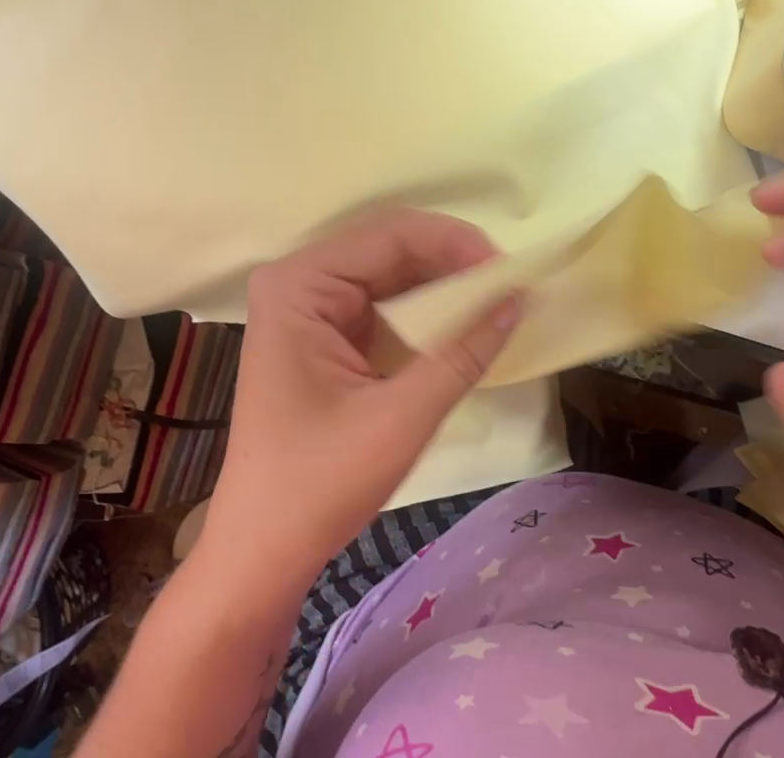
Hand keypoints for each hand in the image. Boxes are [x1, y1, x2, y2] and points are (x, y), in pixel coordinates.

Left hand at [199, 210, 521, 580]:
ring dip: (441, 290)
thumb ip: (463, 352)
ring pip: (388, 278)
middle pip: (388, 250)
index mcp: (299, 285)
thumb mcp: (402, 416)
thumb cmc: (320, 483)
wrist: (264, 548)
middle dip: (451, 265)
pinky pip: (380, 309)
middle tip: (511, 288)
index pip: (390, 235)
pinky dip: (422, 317)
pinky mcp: (319, 339)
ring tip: (496, 305)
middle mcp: (296, 283)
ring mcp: (305, 311)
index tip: (512, 272)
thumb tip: (519, 299)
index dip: (456, 244)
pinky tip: (461, 328)